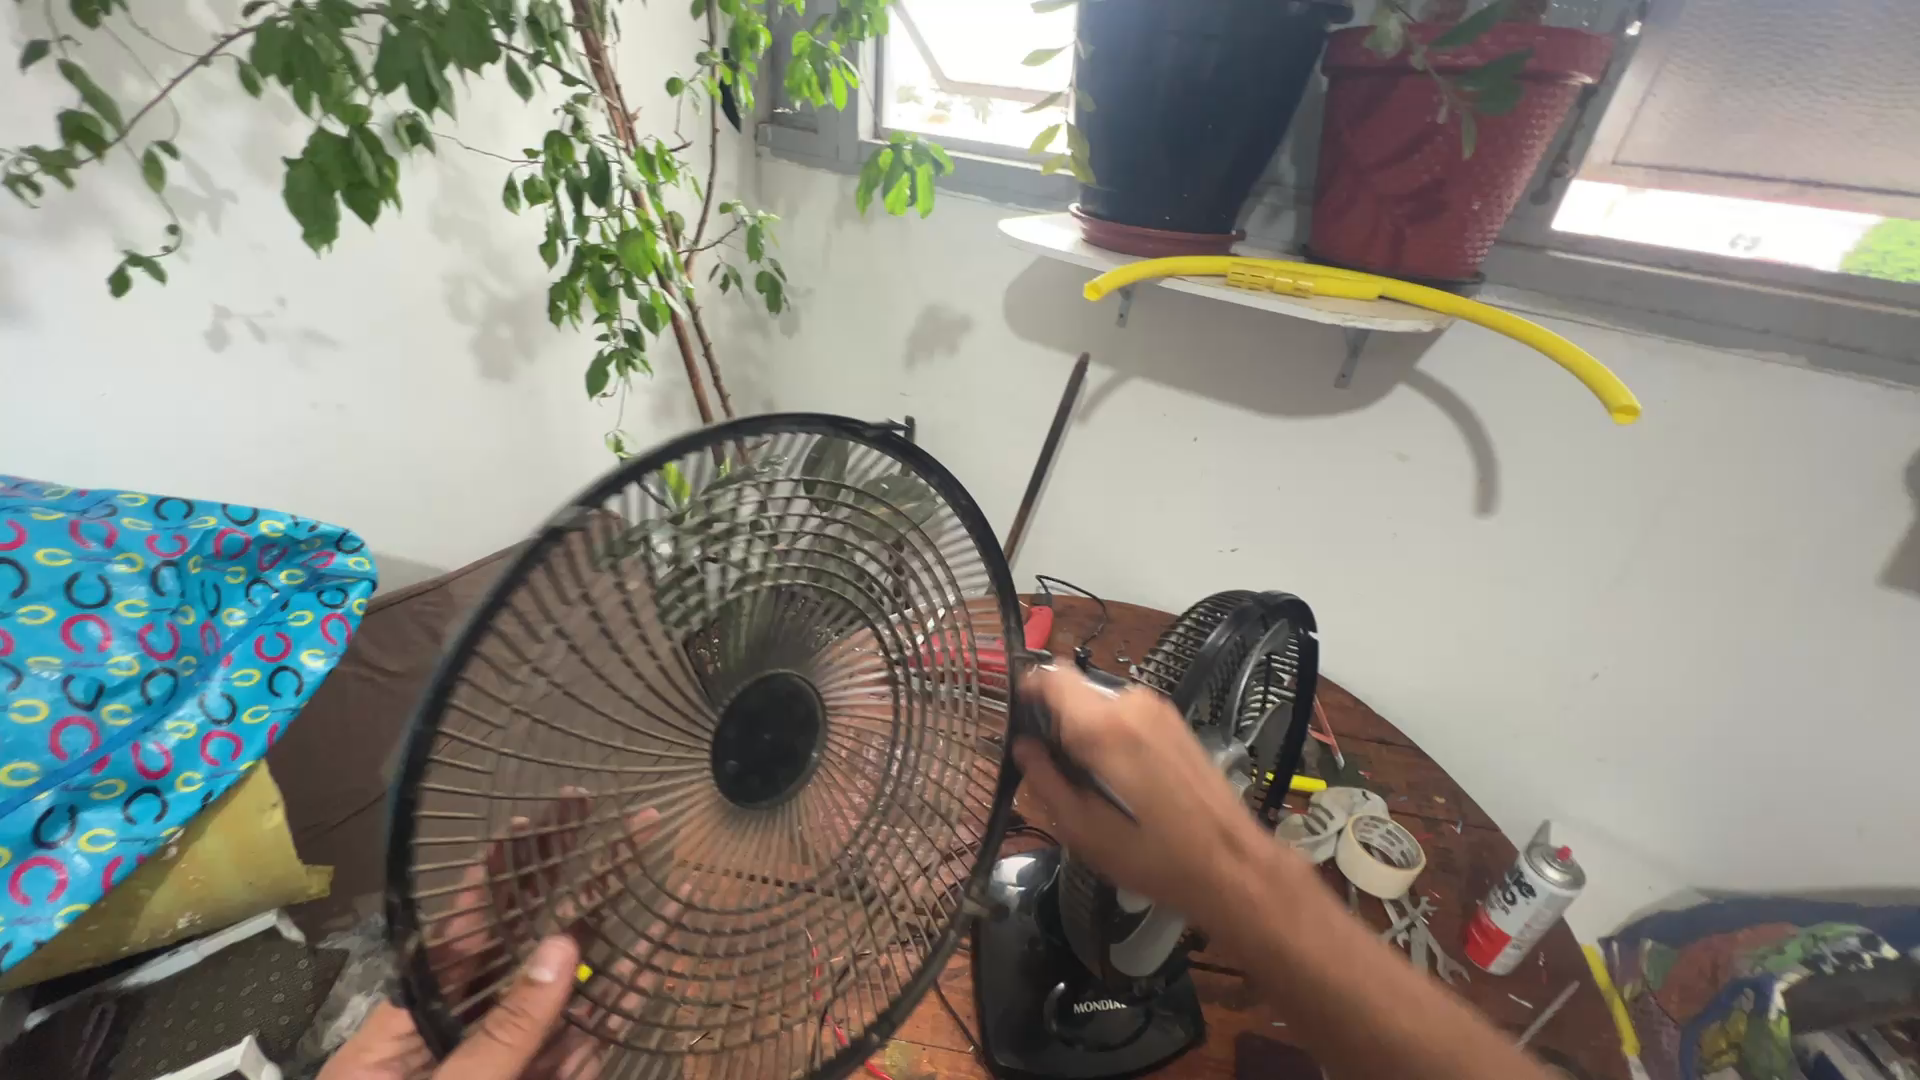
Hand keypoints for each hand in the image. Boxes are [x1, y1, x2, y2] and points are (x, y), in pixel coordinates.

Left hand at [320, 792, 668, 1079]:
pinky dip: (615, 1016)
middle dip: (583, 885)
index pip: (468, 923)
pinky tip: (651, 971)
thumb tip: (564, 947)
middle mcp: (467, 1029)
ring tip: (663, 888)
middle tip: (636, 829)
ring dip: (617, 943)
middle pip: (533, 942)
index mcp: (413, 1022)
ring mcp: (509, 1061)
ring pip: (571, 992)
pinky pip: (581, 1047)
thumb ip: (500, 1034)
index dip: (507, 864)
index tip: (549, 812)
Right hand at [1012, 666, 1292, 927]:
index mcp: (1103, 725)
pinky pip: (1125, 711)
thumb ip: (1044, 779)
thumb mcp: (1083, 829)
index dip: (1026, 688)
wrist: (1232, 864)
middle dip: (1055, 717)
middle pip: (1074, 688)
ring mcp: (1156, 709)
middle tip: (1049, 761)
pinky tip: (1118, 773)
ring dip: (1083, 725)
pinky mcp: (1173, 720)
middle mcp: (1130, 703)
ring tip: (1086, 775)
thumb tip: (1022, 746)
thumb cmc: (1153, 856)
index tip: (1014, 717)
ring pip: (1099, 700)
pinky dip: (1110, 730)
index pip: (1051, 675)